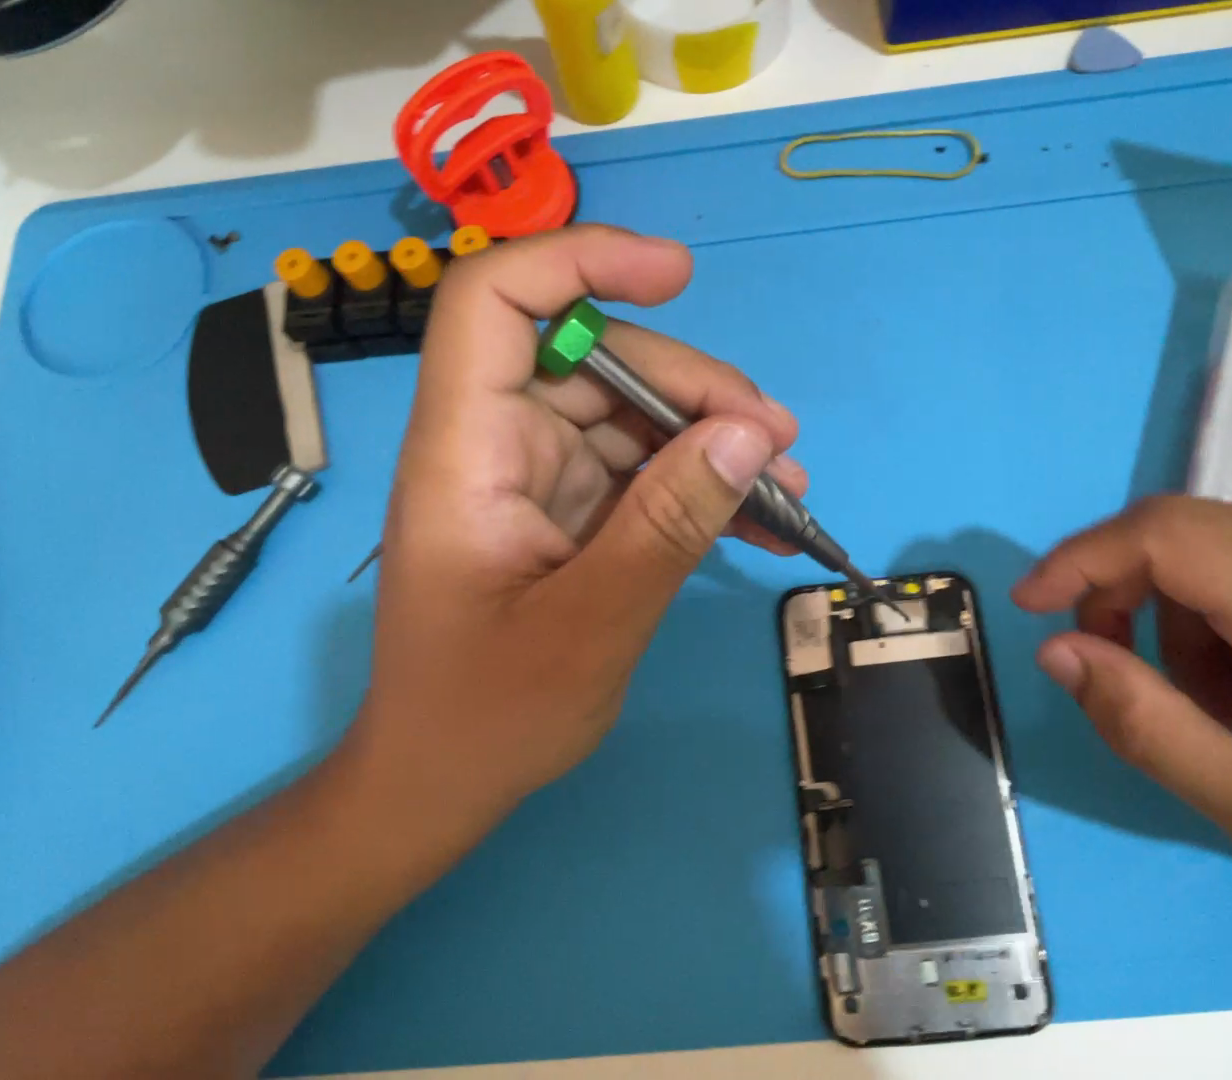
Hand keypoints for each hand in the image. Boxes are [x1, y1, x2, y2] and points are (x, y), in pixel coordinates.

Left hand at [340, 226, 804, 832]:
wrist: (443, 783)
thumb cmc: (490, 715)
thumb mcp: (593, 623)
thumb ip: (669, 523)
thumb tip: (750, 433)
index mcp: (466, 452)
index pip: (496, 304)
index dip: (580, 261)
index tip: (676, 276)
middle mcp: (496, 446)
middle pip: (594, 362)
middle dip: (693, 389)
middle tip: (778, 445)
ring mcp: (534, 478)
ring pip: (630, 416)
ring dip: (712, 441)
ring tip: (787, 488)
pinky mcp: (566, 514)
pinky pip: (639, 473)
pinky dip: (697, 487)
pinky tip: (761, 520)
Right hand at [1013, 497, 1231, 976]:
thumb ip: (1147, 728)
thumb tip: (1057, 651)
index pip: (1172, 537)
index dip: (1083, 558)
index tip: (1032, 606)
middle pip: (1181, 528)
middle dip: (1117, 590)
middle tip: (1111, 669)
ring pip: (1212, 540)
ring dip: (1174, 611)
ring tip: (1214, 698)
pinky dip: (1217, 607)